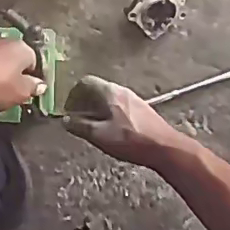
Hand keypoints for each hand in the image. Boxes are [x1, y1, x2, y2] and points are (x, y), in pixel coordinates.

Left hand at [0, 38, 42, 112]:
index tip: (31, 90)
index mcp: (20, 46)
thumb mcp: (22, 93)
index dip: (34, 77)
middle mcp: (1, 42)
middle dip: (14, 74)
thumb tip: (38, 85)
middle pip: (13, 58)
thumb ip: (33, 87)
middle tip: (14, 93)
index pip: (35, 60)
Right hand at [64, 76, 192, 167]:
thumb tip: (65, 120)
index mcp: (109, 92)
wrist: (164, 147)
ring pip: (109, 98)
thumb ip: (80, 126)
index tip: (68, 110)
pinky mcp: (142, 110)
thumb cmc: (130, 140)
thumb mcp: (99, 135)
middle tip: (77, 119)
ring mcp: (134, 99)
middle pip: (97, 89)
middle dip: (83, 102)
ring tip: (92, 125)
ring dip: (96, 108)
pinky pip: (119, 105)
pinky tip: (111, 129)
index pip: (85, 82)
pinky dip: (109, 113)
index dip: (73, 95)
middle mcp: (122, 91)